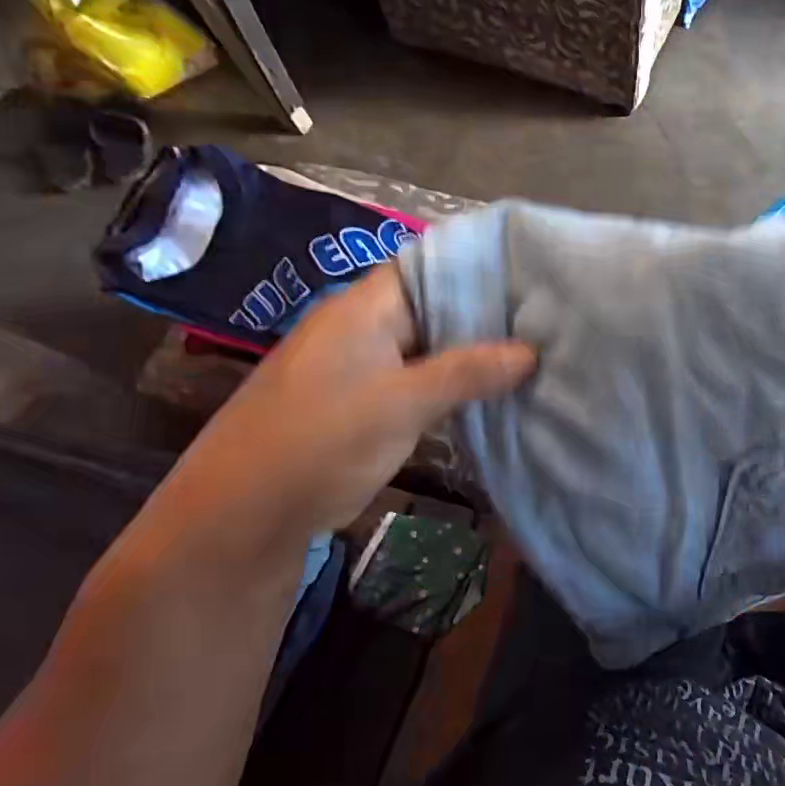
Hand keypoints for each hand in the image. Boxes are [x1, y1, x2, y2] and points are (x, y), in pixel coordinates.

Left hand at [170, 265, 534, 535]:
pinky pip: (413, 384)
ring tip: (529, 356)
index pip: (427, 268)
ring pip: (425, 351)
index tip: (531, 278)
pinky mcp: (357, 408)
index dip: (477, 269)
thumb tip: (531, 351)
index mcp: (361, 310)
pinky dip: (447, 387)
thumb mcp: (401, 404)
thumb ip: (466, 373)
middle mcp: (358, 331)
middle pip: (430, 309)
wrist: (240, 518)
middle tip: (544, 322)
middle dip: (484, 316)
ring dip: (468, 357)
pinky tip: (486, 396)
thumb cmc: (321, 443)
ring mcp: (356, 371)